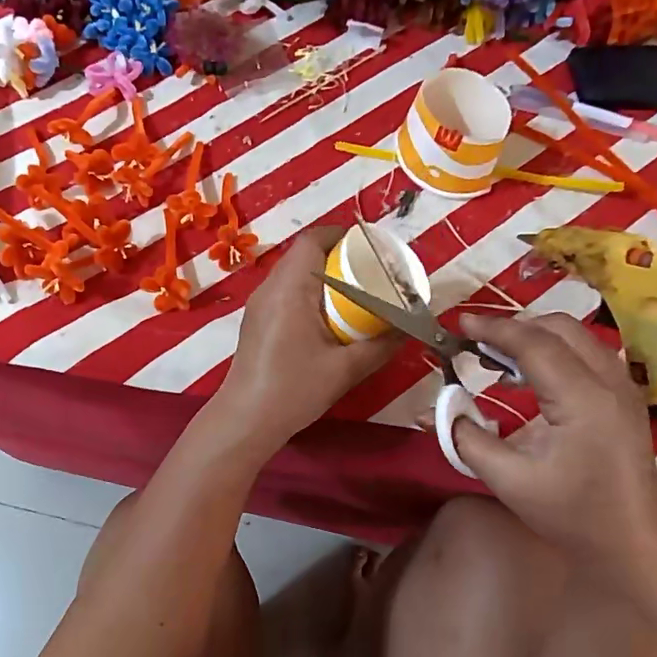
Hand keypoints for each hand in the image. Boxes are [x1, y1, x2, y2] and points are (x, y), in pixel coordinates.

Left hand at [214, 229, 396, 449]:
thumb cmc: (293, 390)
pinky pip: (286, 295)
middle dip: (340, 259)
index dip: (344, 236)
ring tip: (354, 299)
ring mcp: (259, 306)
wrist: (246, 420)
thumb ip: (381, 345)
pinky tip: (328, 322)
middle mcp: (270, 288)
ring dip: (324, 280)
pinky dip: (309, 297)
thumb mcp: (345, 369)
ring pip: (295, 275)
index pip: (314, 239)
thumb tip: (409, 329)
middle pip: (305, 255)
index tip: (372, 250)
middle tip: (371, 277)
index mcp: (290, 288)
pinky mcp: (256, 323)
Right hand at [451, 313, 656, 592]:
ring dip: (537, 336)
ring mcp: (624, 388)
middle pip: (560, 329)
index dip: (494, 329)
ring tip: (498, 354)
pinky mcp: (626, 399)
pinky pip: (589, 354)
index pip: (534, 344)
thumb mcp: (507, 479)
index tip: (460, 323)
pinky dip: (556, 350)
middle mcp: (609, 382)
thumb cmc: (569, 513)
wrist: (628, 541)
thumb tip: (442, 410)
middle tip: (476, 339)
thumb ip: (468, 439)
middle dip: (515, 326)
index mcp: (582, 398)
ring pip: (578, 337)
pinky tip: (531, 374)